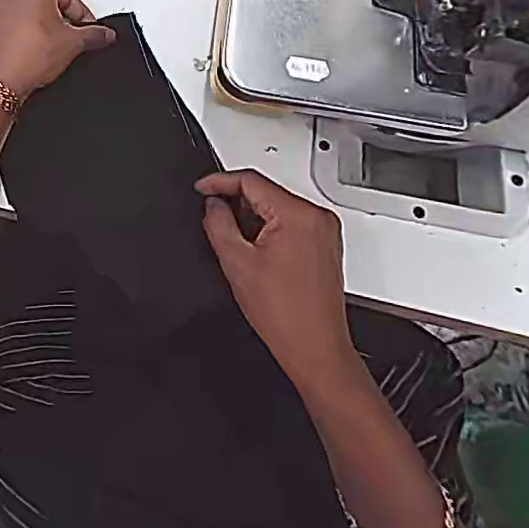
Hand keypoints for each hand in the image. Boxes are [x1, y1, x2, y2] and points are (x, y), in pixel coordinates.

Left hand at [0, 0, 117, 96]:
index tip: (87, 30)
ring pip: (29, 15)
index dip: (83, 16)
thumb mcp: (74, 43)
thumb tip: (105, 34)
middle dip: (61, 21)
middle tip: (68, 40)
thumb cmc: (29, 56)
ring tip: (48, 49)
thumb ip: (94, 34)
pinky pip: (12, 27)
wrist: (2, 81)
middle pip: (48, 3)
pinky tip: (31, 53)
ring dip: (41, 29)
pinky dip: (22, 37)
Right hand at [197, 169, 361, 393]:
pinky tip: (260, 255)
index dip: (219, 181)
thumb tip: (213, 204)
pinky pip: (292, 222)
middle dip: (237, 203)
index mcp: (297, 215)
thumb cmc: (286, 315)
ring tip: (241, 249)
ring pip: (278, 207)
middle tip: (215, 221)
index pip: (251, 180)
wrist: (315, 347)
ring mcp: (325, 229)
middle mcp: (317, 216)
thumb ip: (218, 224)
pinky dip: (270, 229)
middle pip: (266, 191)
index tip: (202, 187)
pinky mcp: (325, 242)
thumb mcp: (237, 263)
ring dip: (253, 218)